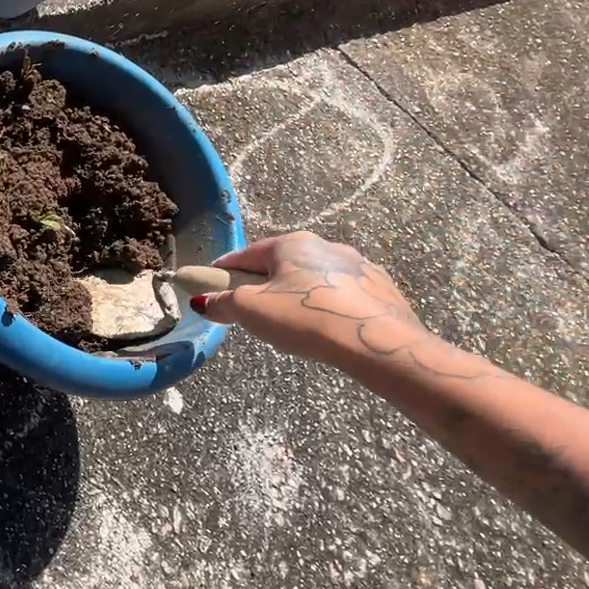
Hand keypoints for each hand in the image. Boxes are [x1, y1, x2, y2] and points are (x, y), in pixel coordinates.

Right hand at [193, 231, 430, 366]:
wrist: (380, 345)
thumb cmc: (305, 317)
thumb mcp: (248, 310)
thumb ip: (220, 302)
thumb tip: (202, 302)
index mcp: (292, 243)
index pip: (243, 256)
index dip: (222, 274)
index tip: (210, 290)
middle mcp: (327, 246)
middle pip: (280, 266)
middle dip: (263, 285)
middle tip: (252, 311)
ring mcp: (361, 267)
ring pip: (314, 280)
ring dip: (297, 295)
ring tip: (292, 324)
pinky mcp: (385, 291)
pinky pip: (343, 296)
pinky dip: (328, 307)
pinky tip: (325, 328)